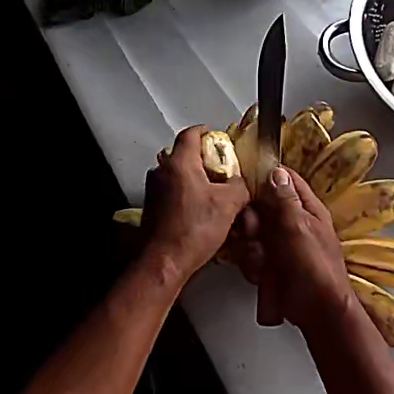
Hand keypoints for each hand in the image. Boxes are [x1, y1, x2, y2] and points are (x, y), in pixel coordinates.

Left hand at [142, 125, 249, 281]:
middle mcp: (161, 172)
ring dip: (194, 179)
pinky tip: (201, 210)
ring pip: (177, 174)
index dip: (207, 132)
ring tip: (214, 192)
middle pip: (183, 154)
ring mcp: (153, 190)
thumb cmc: (192, 231)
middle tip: (222, 168)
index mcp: (179, 163)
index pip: (191, 133)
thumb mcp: (229, 203)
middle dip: (204, 159)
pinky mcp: (152, 208)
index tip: (217, 137)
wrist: (165, 261)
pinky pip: (171, 192)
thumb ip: (239, 185)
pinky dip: (186, 195)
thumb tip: (241, 183)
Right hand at [236, 166, 358, 333]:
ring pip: (253, 234)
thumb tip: (277, 170)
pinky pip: (252, 256)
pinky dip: (254, 266)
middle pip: (261, 207)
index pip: (285, 178)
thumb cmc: (313, 266)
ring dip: (252, 248)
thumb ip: (285, 199)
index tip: (246, 183)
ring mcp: (281, 244)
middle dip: (253, 221)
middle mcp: (293, 222)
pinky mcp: (271, 264)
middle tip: (254, 232)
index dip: (265, 177)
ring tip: (263, 262)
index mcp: (306, 208)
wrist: (317, 311)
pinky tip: (263, 275)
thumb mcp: (298, 226)